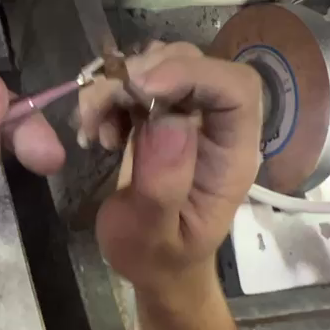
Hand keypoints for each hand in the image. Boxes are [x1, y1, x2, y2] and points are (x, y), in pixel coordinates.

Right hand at [77, 42, 265, 294]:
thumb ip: (164, 184)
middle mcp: (215, 128)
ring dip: (118, 86)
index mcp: (232, 155)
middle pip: (196, 65)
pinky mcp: (158, 117)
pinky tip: (96, 133)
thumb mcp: (154, 236)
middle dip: (144, 74)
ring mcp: (187, 119)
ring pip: (162, 66)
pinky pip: (137, 84)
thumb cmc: (158, 257)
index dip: (193, 74)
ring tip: (93, 128)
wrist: (151, 264)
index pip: (236, 89)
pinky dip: (109, 96)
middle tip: (100, 108)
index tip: (140, 88)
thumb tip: (168, 120)